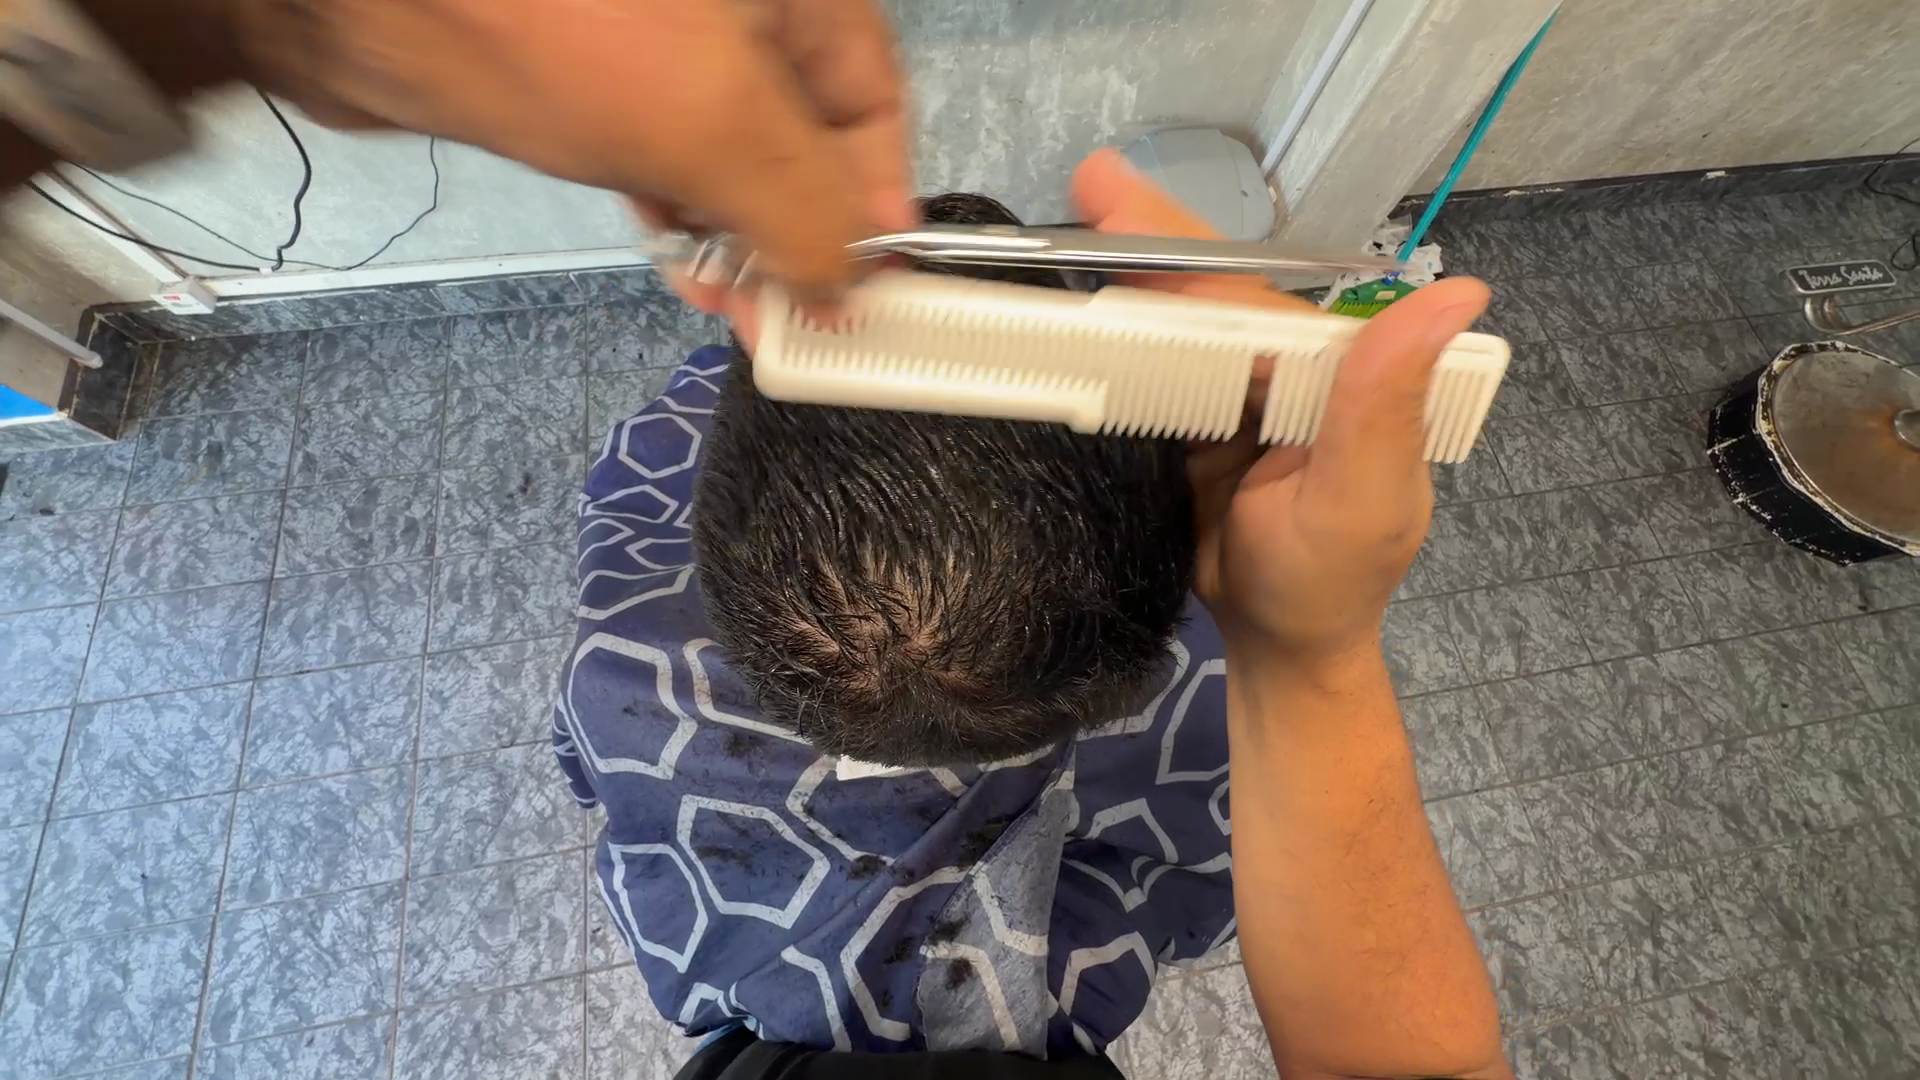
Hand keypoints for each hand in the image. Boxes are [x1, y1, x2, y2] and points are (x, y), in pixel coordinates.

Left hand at [227, 0, 914, 297]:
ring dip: (750, 243)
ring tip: (748, 310)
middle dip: (808, 233)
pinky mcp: (605, 83)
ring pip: (742, 161)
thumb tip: (850, 283)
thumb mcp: (713, 118)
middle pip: (809, 138)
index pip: (871, 97)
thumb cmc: (553, 16)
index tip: (872, 283)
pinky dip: (693, 224)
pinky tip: (695, 273)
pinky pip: (678, 164)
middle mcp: (740, 10)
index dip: (879, 197)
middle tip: (803, 318)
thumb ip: (807, 207)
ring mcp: (668, 44)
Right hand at [1069, 149, 1488, 663]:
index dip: (1184, 253)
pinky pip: (1154, 383)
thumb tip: (1456, 291)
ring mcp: (1234, 403)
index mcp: (1331, 375)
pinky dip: (1118, 349)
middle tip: (1088, 187)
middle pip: (1208, 301)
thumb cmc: (1326, 582)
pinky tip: (1081, 318)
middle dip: (1148, 242)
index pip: (1250, 302)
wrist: (1274, 639)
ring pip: (1175, 335)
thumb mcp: (1363, 504)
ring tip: (1073, 234)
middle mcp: (1283, 373)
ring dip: (1125, 285)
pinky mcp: (1191, 433)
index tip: (1116, 202)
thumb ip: (1385, 410)